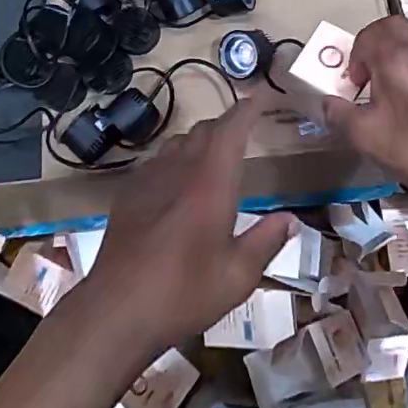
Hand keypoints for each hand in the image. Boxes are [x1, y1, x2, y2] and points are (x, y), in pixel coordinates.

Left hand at [82, 100, 295, 352]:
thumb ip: (267, 241)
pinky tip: (176, 187)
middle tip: (245, 135)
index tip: (262, 97)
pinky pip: (156, 163)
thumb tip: (290, 219)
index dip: (248, 108)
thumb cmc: (184, 293)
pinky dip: (174, 162)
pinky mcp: (127, 194)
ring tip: (213, 160)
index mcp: (211, 181)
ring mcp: (148, 178)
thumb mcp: (238, 276)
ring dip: (199, 143)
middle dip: (227, 125)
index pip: (232, 127)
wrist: (116, 310)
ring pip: (178, 143)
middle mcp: (179, 169)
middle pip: (205, 130)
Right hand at [322, 16, 407, 225]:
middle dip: (374, 44)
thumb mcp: (364, 138)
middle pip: (394, 27)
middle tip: (368, 75)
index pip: (369, 34)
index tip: (354, 84)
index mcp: (398, 59)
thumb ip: (337, 114)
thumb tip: (329, 104)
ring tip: (391, 95)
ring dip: (397, 58)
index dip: (354, 55)